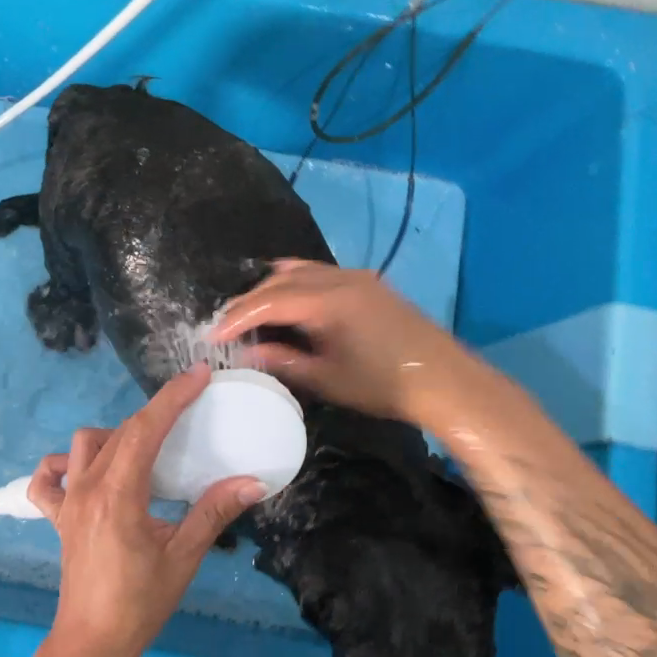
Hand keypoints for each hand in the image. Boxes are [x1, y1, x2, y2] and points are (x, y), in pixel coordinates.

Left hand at [27, 365, 266, 656]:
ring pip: (83, 446)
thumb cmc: (140, 602)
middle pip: (119, 432)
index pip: (144, 430)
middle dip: (154, 415)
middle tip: (188, 415)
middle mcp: (87, 489)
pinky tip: (85, 474)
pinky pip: (48, 479)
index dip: (172, 398)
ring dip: (114, 437)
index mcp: (118, 495)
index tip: (199, 376)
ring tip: (144, 452)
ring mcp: (68, 502)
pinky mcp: (58, 518)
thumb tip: (253, 482)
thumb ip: (213, 513)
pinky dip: (63, 467)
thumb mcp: (183, 557)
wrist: (94, 641)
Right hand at [213, 260, 488, 426]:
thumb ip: (283, 361)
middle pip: (281, 281)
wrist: (444, 381)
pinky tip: (283, 300)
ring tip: (247, 313)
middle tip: (223, 326)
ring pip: (300, 272)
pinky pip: (319, 273)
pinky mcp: (367, 285)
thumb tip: (245, 355)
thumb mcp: (326, 379)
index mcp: (329, 301)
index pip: (269, 301)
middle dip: (248, 302)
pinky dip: (293, 283)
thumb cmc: (382, 385)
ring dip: (269, 289)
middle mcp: (340, 278)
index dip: (237, 318)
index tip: (212, 336)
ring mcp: (356, 278)